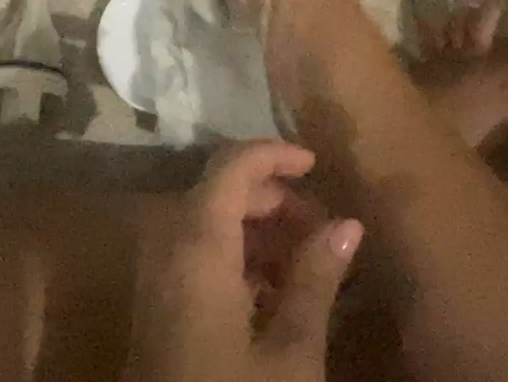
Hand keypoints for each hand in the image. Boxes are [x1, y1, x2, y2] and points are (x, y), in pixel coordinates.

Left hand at [121, 141, 362, 381]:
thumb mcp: (291, 353)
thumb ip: (316, 280)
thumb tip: (347, 223)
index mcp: (197, 243)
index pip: (231, 166)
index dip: (273, 153)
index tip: (317, 164)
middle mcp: (169, 245)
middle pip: (220, 191)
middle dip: (275, 198)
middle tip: (324, 227)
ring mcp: (159, 276)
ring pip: (210, 224)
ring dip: (258, 230)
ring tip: (310, 260)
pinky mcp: (160, 306)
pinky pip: (199, 256)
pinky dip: (238, 257)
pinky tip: (276, 293)